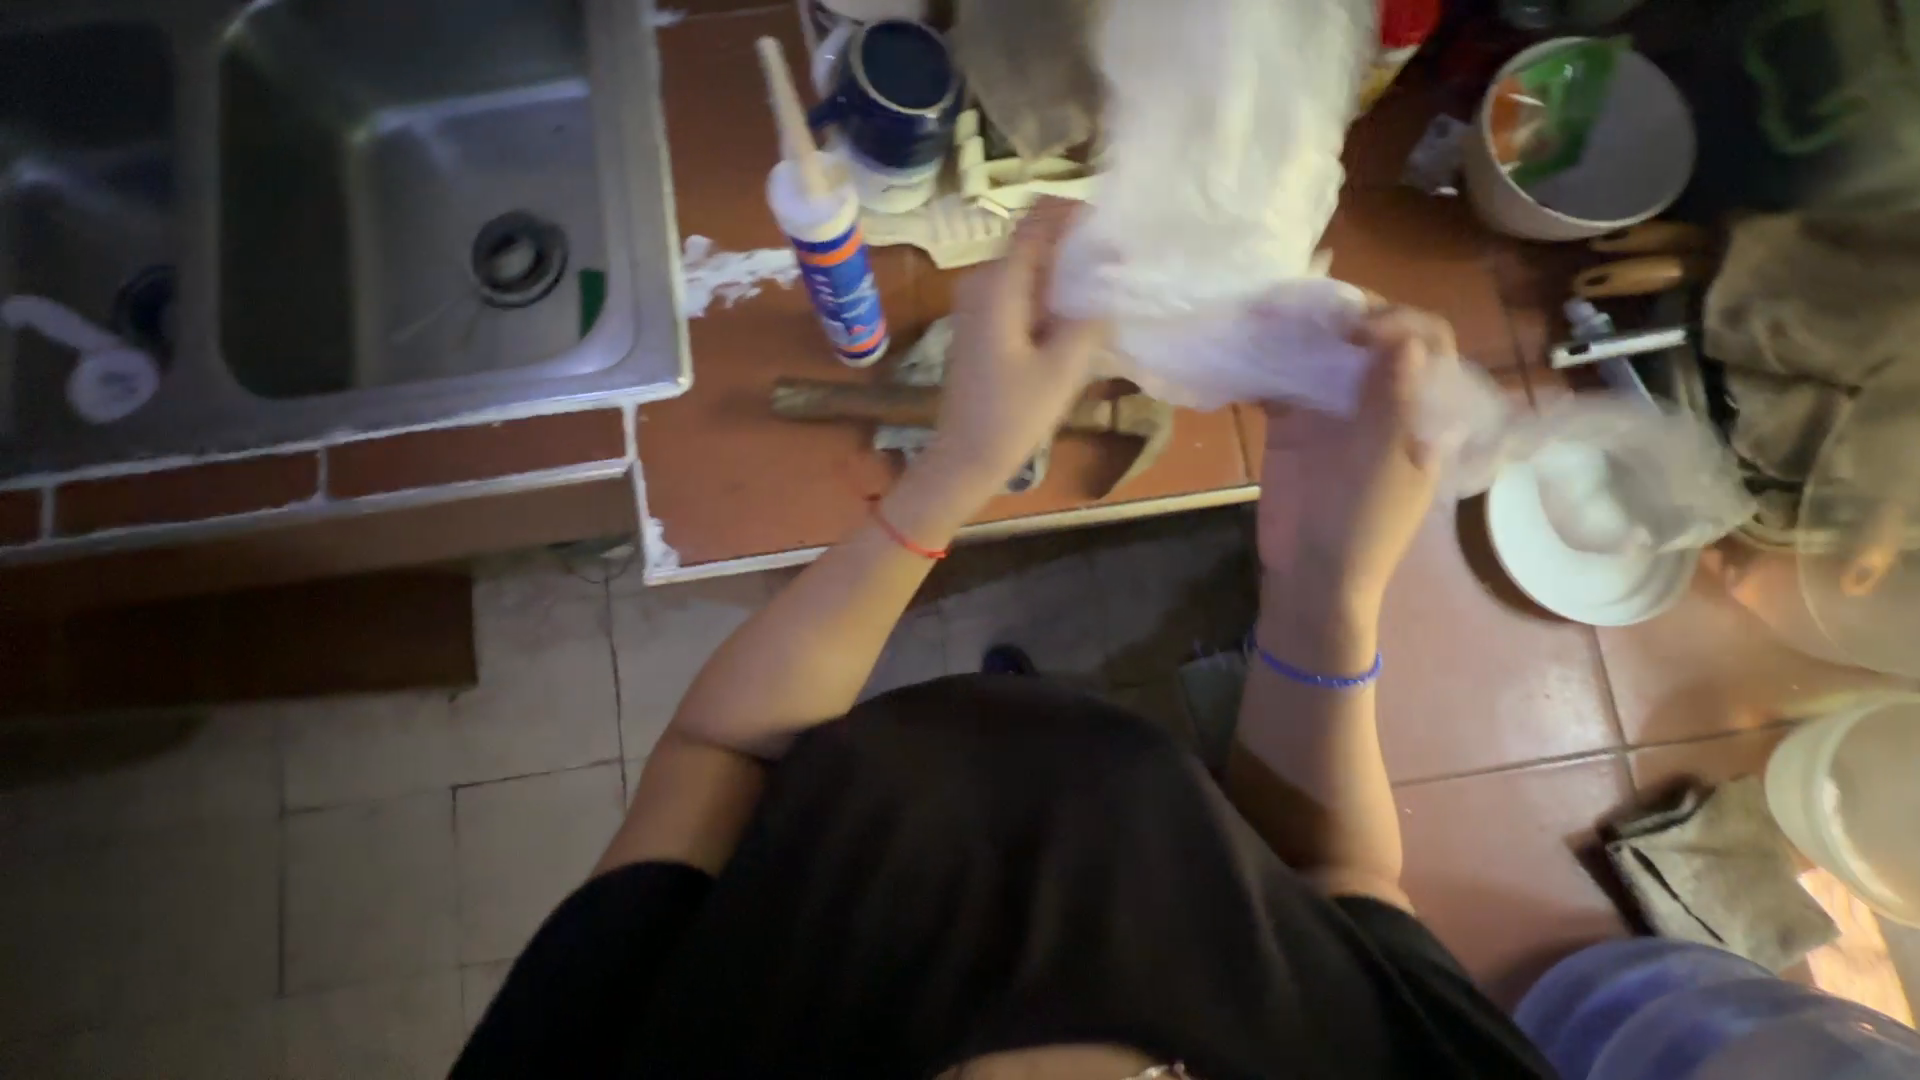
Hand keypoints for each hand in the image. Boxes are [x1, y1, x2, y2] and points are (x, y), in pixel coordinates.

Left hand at [921, 198, 1105, 502]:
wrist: (965, 457)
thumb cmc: (1012, 416)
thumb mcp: (1063, 369)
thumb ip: (1090, 317)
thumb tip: (1111, 280)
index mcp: (998, 284)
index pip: (1037, 220)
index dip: (1075, 211)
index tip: (1112, 227)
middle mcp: (981, 281)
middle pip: (1033, 241)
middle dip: (1074, 247)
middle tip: (1117, 268)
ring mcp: (975, 303)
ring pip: (1027, 269)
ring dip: (1062, 275)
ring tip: (1103, 293)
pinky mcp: (979, 324)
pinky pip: (1018, 292)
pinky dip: (1046, 296)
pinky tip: (1073, 318)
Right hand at [1256, 305, 1450, 617]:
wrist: (1312, 577)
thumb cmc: (1362, 526)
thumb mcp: (1385, 465)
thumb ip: (1392, 401)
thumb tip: (1400, 337)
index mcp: (1421, 408)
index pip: (1424, 342)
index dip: (1395, 323)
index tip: (1354, 331)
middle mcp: (1381, 400)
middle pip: (1369, 339)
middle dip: (1340, 317)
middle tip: (1301, 311)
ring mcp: (1333, 412)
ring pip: (1321, 355)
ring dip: (1296, 334)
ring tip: (1264, 317)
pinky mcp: (1291, 427)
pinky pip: (1280, 385)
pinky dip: (1263, 367)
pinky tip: (1244, 353)